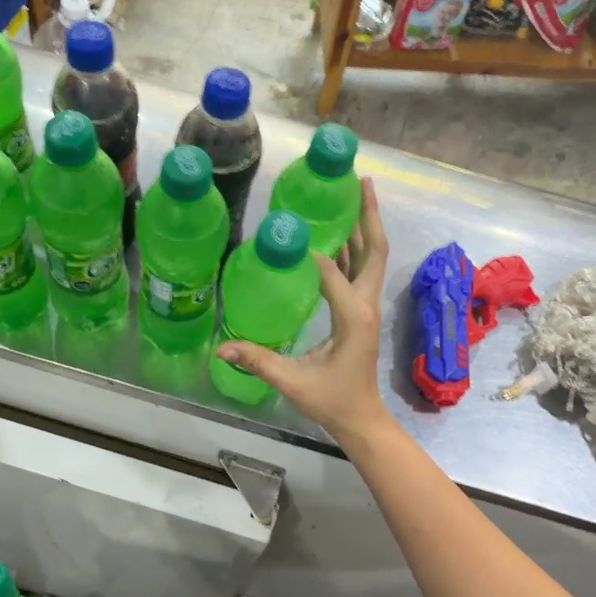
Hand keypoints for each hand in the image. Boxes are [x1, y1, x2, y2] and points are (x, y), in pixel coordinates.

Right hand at [217, 177, 391, 440]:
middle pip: (374, 249)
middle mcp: (366, 304)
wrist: (360, 417)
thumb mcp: (293, 381)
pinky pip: (363, 269)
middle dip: (367, 214)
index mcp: (354, 316)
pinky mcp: (363, 311)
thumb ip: (259, 361)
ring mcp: (368, 306)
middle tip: (359, 179)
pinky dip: (356, 247)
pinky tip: (337, 235)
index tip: (292, 229)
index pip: (334, 271)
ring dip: (365, 225)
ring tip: (352, 193)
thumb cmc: (331, 400)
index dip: (314, 251)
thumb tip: (221, 350)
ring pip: (373, 256)